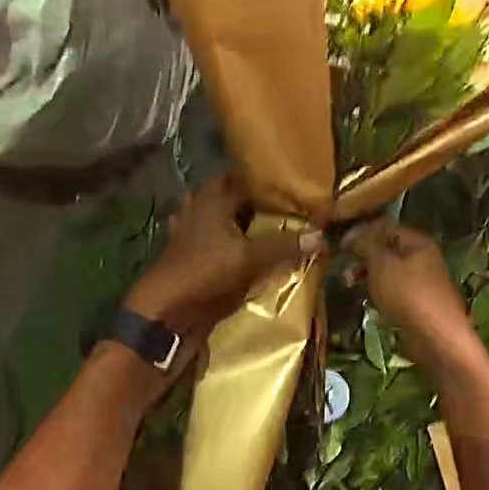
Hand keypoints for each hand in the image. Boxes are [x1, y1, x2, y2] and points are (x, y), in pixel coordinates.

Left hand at [124, 175, 321, 335]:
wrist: (166, 312)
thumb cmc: (203, 273)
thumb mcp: (248, 258)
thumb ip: (284, 245)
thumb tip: (323, 236)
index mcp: (214, 197)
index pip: (248, 177)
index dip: (273, 181)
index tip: (302, 186)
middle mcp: (204, 208)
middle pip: (240, 198)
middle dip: (267, 205)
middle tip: (301, 212)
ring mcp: (197, 233)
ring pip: (231, 221)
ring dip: (254, 226)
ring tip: (286, 231)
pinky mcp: (197, 256)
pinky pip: (224, 244)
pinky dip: (241, 247)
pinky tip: (260, 255)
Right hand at [344, 221, 472, 346]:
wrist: (435, 336)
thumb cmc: (407, 294)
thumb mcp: (381, 265)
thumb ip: (366, 245)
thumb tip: (353, 235)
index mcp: (417, 242)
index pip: (385, 226)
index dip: (361, 232)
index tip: (340, 245)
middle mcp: (422, 257)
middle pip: (387, 248)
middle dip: (363, 256)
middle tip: (344, 268)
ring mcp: (421, 280)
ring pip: (388, 270)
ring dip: (367, 275)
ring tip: (350, 284)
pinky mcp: (418, 302)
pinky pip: (393, 289)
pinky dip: (378, 290)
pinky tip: (368, 299)